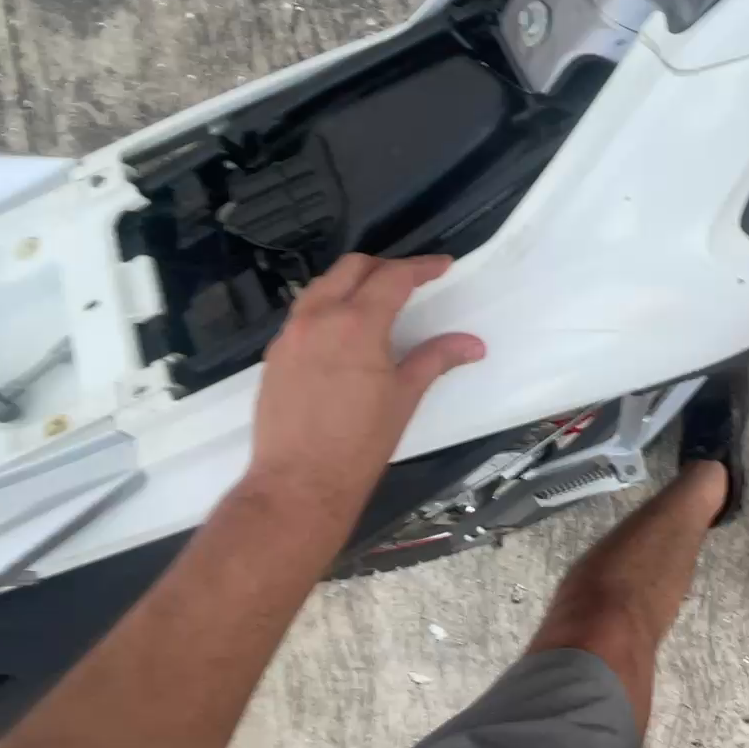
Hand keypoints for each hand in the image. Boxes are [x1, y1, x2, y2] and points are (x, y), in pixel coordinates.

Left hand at [245, 254, 484, 515]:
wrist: (299, 483)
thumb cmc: (361, 442)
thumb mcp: (405, 396)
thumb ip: (436, 359)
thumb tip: (473, 345)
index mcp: (356, 324)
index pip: (392, 277)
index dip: (421, 267)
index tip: (442, 265)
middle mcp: (318, 318)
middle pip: (351, 268)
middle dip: (385, 267)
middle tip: (412, 280)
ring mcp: (290, 335)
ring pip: (322, 286)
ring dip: (353, 283)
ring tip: (378, 300)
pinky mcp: (275, 355)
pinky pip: (304, 314)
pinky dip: (329, 307)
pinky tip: (346, 333)